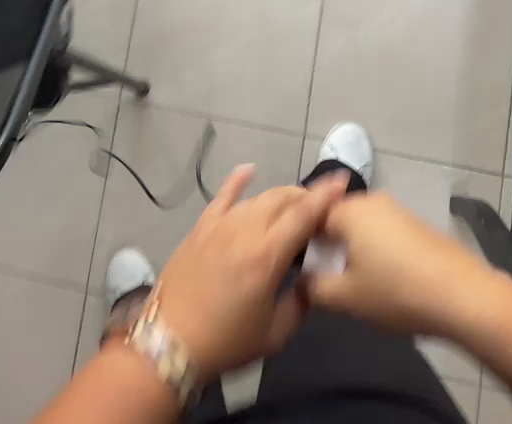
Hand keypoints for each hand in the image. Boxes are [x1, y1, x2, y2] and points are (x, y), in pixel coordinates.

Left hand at [149, 165, 347, 381]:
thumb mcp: (274, 334)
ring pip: (257, 198)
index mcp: (267, 254)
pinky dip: (237, 181)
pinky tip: (248, 169)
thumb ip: (298, 303)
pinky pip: (222, 197)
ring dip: (280, 197)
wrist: (170, 339)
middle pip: (282, 200)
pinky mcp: (201, 227)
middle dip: (306, 197)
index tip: (342, 182)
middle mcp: (245, 230)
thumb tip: (308, 283)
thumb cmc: (227, 341)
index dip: (325, 196)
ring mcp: (221, 225)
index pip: (303, 215)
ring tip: (295, 203)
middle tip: (322, 208)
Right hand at [301, 192, 500, 339]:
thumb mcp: (346, 298)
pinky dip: (374, 250)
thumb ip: (313, 288)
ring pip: (360, 226)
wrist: (465, 297)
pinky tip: (383, 279)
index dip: (299, 241)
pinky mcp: (417, 225)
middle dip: (326, 245)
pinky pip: (381, 232)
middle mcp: (371, 200)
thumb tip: (299, 282)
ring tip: (352, 282)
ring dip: (351, 249)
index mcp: (348, 210)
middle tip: (323, 277)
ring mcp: (397, 210)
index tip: (297, 267)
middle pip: (335, 218)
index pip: (308, 216)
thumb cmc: (397, 292)